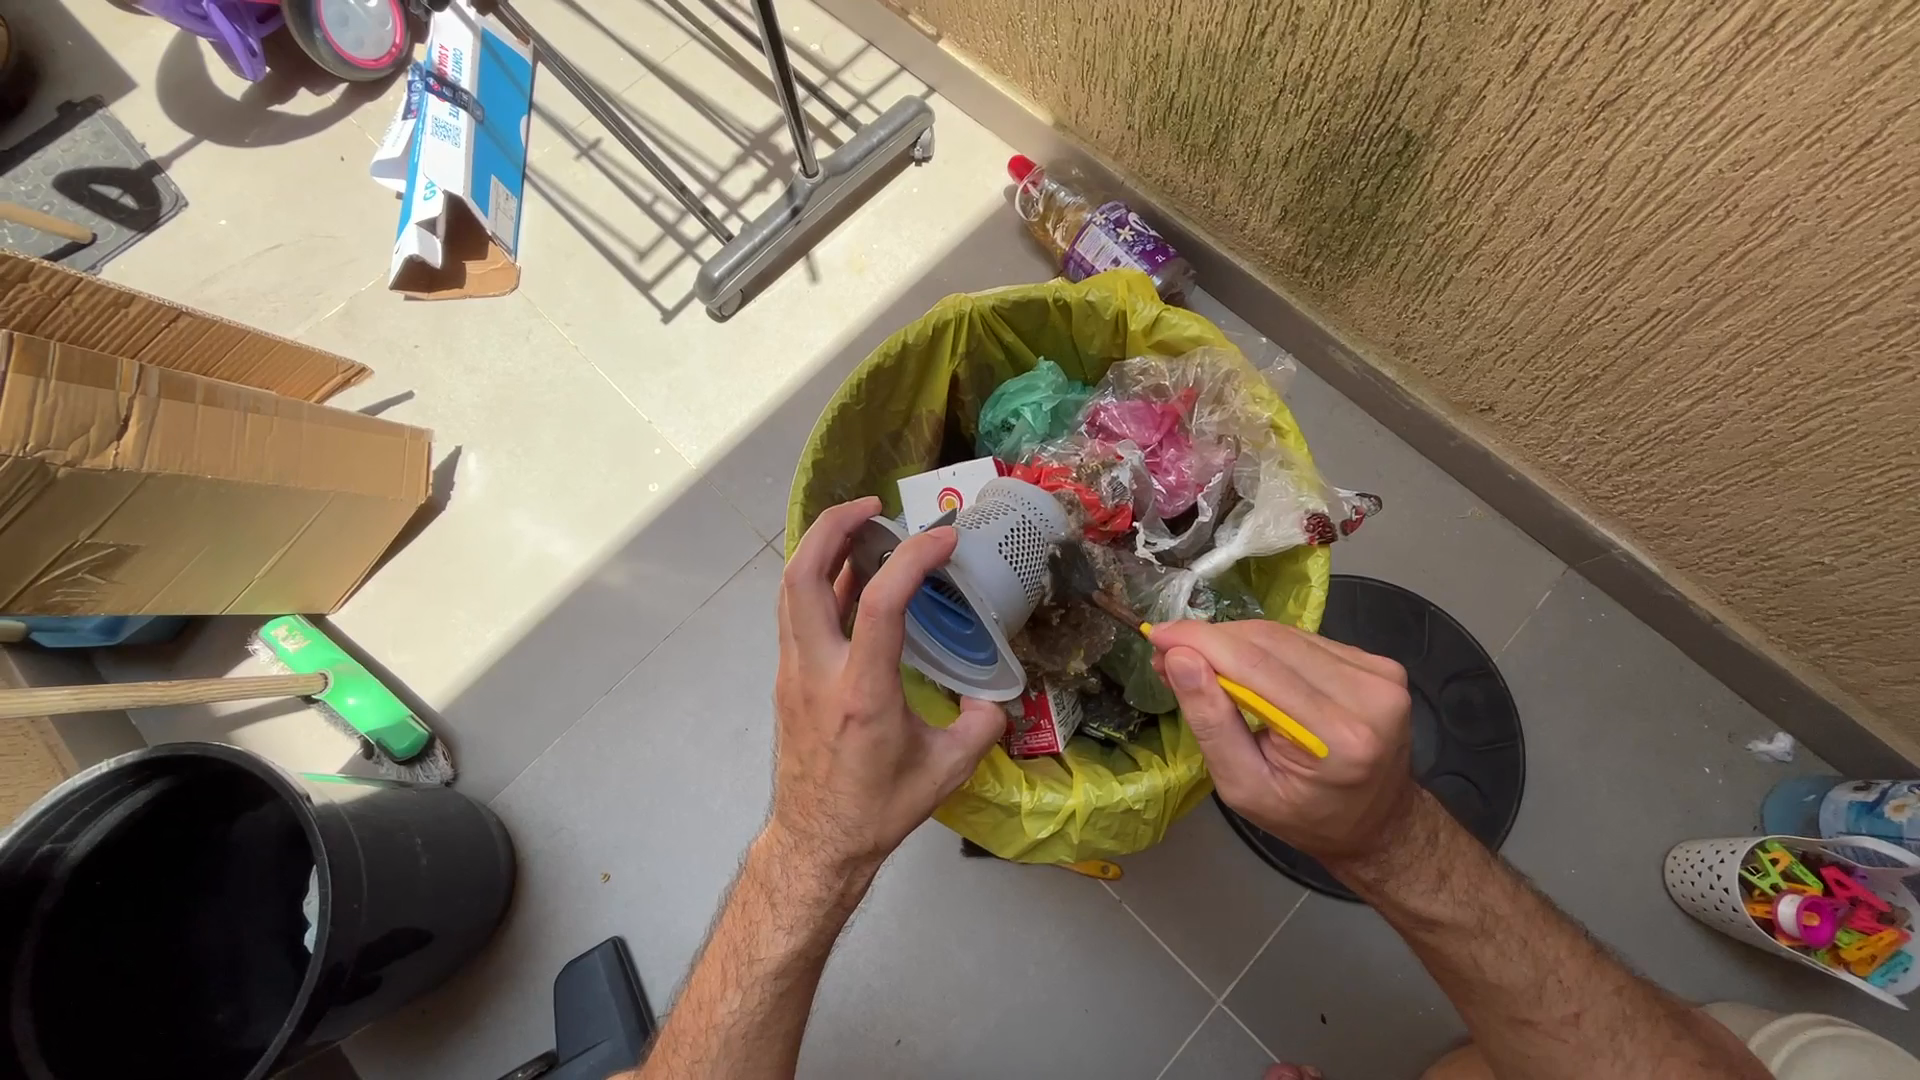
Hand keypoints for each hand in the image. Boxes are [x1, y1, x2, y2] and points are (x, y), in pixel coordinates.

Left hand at [771, 497, 1007, 876]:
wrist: (815, 842)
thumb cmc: (878, 810)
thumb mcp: (945, 773)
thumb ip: (980, 729)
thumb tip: (996, 699)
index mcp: (861, 693)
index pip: (880, 605)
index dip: (912, 560)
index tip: (943, 539)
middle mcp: (817, 671)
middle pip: (803, 577)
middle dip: (833, 527)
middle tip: (874, 506)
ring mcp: (794, 672)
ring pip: (790, 589)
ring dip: (821, 547)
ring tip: (862, 527)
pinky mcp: (788, 677)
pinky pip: (795, 611)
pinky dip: (819, 579)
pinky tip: (851, 576)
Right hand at [1148, 620, 1414, 863]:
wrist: (1379, 823)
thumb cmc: (1303, 816)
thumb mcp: (1242, 786)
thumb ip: (1210, 722)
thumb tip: (1178, 658)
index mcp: (1337, 736)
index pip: (1254, 665)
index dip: (1199, 641)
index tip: (1156, 635)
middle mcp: (1368, 695)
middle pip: (1267, 641)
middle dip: (1209, 640)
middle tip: (1168, 652)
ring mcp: (1379, 675)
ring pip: (1283, 634)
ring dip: (1233, 641)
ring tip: (1200, 660)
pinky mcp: (1379, 664)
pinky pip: (1302, 639)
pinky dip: (1263, 647)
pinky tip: (1245, 667)